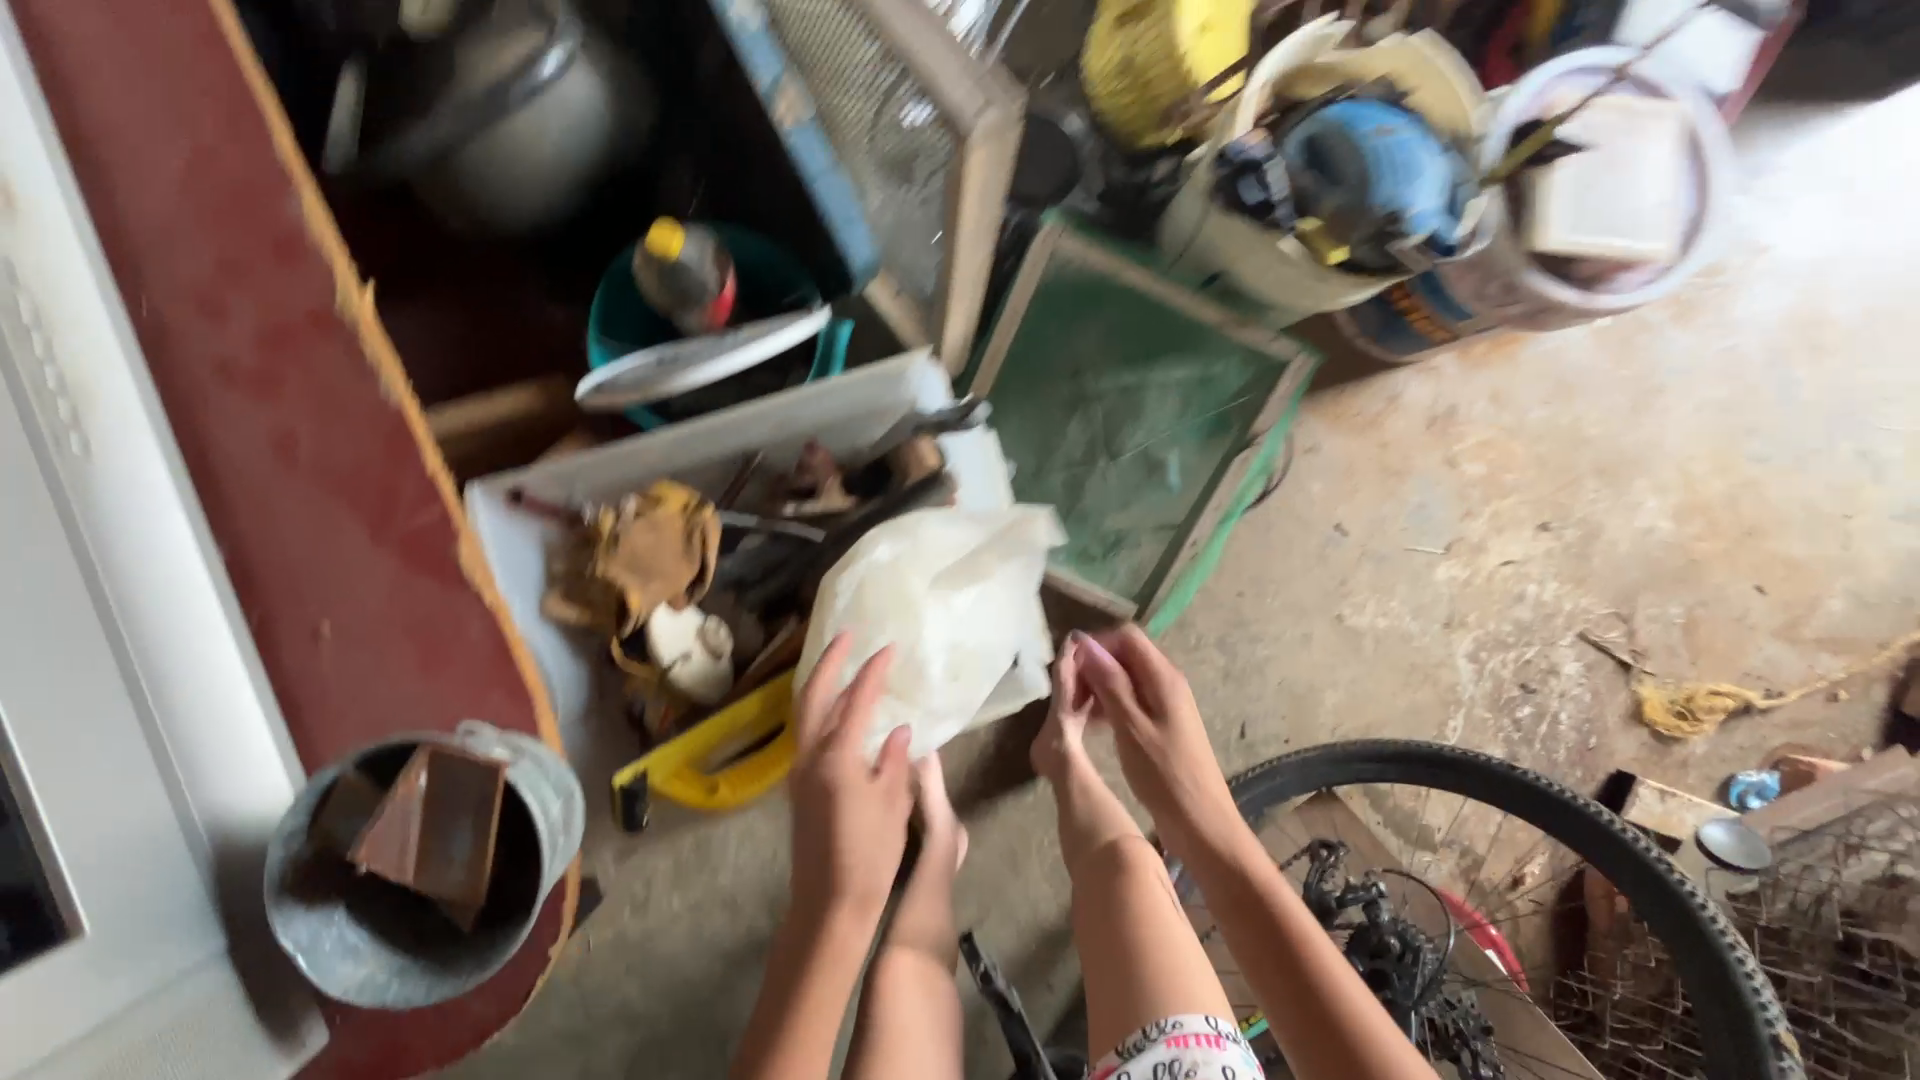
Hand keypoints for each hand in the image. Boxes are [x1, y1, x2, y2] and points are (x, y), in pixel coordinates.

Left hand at [788, 634, 912, 924]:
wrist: (830, 903)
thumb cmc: (870, 855)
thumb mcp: (893, 803)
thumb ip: (893, 760)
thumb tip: (897, 730)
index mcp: (837, 757)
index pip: (856, 700)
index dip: (872, 671)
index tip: (888, 648)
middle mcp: (810, 756)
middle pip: (814, 695)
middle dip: (830, 662)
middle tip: (848, 636)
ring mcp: (799, 771)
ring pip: (805, 713)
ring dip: (822, 684)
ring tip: (841, 663)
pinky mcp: (799, 786)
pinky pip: (808, 733)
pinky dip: (822, 711)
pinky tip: (841, 712)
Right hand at [1072, 626, 1238, 852]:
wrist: (1201, 821)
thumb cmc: (1165, 774)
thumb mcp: (1131, 727)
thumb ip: (1110, 683)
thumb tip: (1084, 644)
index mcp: (1163, 677)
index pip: (1126, 637)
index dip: (1096, 645)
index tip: (1070, 667)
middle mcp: (1167, 682)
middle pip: (1126, 654)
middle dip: (1095, 665)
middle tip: (1070, 691)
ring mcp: (1166, 703)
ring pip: (1127, 678)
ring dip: (1100, 686)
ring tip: (1077, 709)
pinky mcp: (1162, 723)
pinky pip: (1131, 699)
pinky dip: (1110, 704)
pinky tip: (1093, 725)